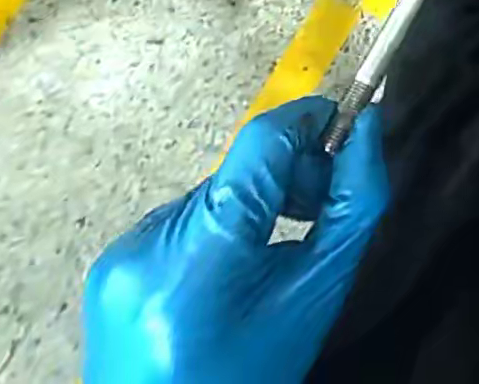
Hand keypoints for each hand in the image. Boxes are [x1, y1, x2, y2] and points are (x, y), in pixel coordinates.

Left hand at [82, 96, 387, 383]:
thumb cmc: (252, 379)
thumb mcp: (314, 298)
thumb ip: (352, 208)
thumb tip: (365, 129)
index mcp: (202, 251)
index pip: (261, 142)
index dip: (308, 119)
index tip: (347, 125)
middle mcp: (151, 238)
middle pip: (241, 166)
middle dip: (292, 171)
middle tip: (324, 204)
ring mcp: (125, 248)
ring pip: (218, 191)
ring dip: (258, 199)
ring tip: (284, 238)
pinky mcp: (113, 260)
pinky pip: (188, 217)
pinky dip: (223, 224)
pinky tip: (237, 266)